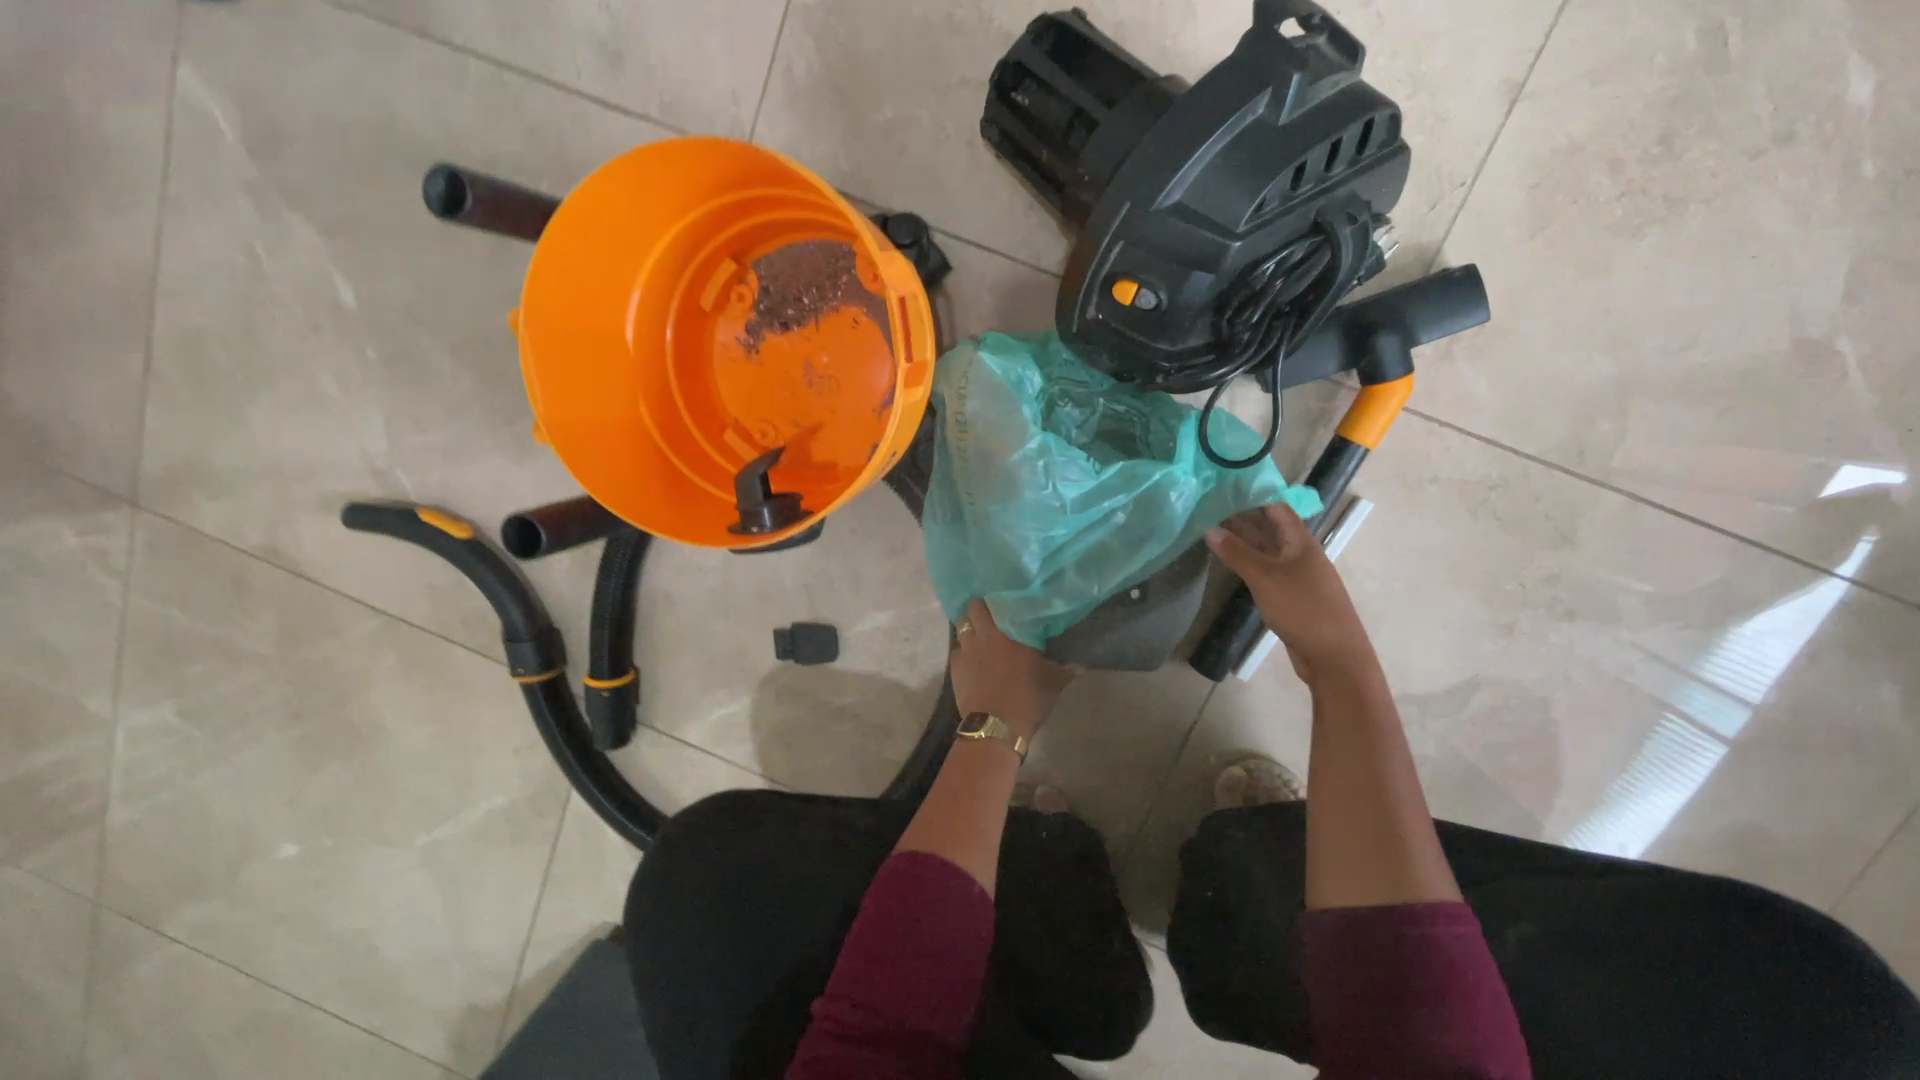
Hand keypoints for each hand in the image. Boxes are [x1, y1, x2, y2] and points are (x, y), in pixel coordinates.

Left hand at [948, 599, 1074, 739]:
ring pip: (962, 626)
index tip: (1006, 602)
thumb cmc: (1027, 699)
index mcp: (1010, 632)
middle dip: (980, 608)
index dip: (1000, 600)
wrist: (995, 726)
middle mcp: (985, 634)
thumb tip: (1079, 665)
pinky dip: (963, 651)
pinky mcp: (954, 667)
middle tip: (990, 615)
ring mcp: (966, 650)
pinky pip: (957, 650)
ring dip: (969, 627)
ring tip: (979, 635)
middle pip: (973, 608)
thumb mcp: (1052, 684)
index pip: (1000, 603)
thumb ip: (1064, 670)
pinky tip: (971, 659)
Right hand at [1206, 503, 1374, 683]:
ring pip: (1268, 551)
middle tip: (1209, 510)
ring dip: (1244, 543)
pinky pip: (1268, 572)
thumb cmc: (1302, 608)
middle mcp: (1301, 554)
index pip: (1276, 508)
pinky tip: (1233, 565)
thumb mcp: (1265, 578)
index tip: (1223, 490)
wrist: (1333, 655)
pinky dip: (1250, 564)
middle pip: (1271, 529)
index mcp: (1300, 542)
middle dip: (1242, 519)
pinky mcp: (1292, 597)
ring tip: (1213, 534)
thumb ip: (1237, 553)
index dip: (1252, 497)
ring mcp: (1298, 576)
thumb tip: (1210, 529)